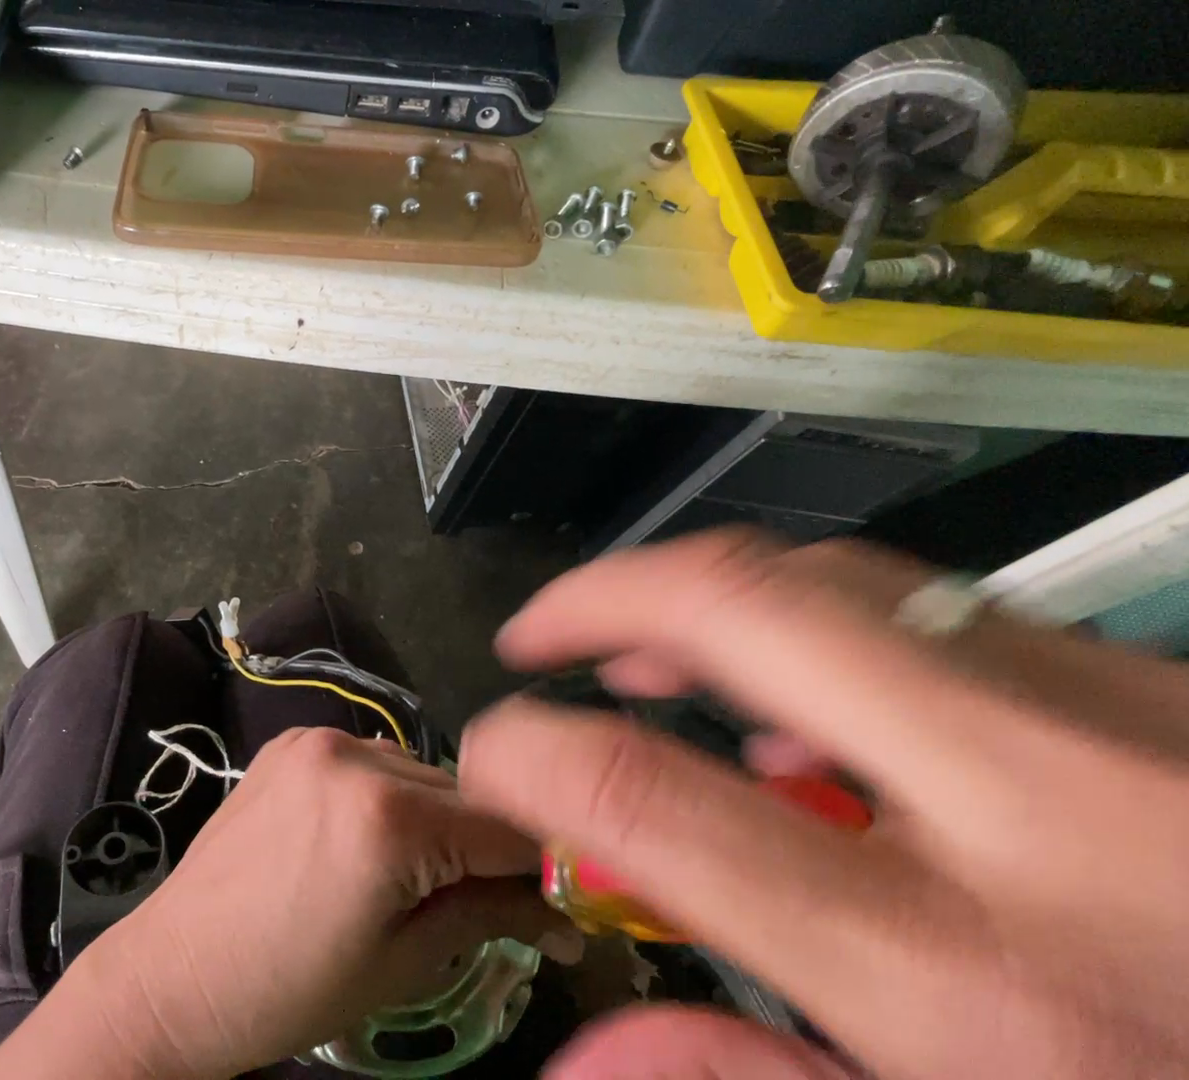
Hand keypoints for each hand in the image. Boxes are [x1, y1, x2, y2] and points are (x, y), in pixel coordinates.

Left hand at [0, 726, 553, 1079]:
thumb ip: (490, 916)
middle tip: (490, 896)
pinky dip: (388, 794)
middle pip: (463, 790)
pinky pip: (368, 760)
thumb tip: (566, 914)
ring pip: (417, 770)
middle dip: (488, 840)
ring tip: (418, 873)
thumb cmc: (290, 987)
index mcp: (388, 815)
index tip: (560, 898)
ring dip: (437, 814)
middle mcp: (353, 754)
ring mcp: (314, 740)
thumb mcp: (404, 963)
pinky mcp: (287, 744)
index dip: (543, 864)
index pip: (508, 824)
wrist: (176, 972)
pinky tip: (367, 841)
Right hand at [457, 529, 1188, 1079]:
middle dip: (599, 598)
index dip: (528, 750)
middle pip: (743, 606)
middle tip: (539, 633)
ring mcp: (1133, 723)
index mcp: (970, 974)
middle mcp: (1046, 811)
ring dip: (705, 600)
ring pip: (843, 578)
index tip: (492, 749)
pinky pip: (946, 615)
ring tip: (645, 652)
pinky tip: (819, 701)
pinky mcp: (1179, 694)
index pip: (649, 797)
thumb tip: (579, 1070)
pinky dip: (829, 631)